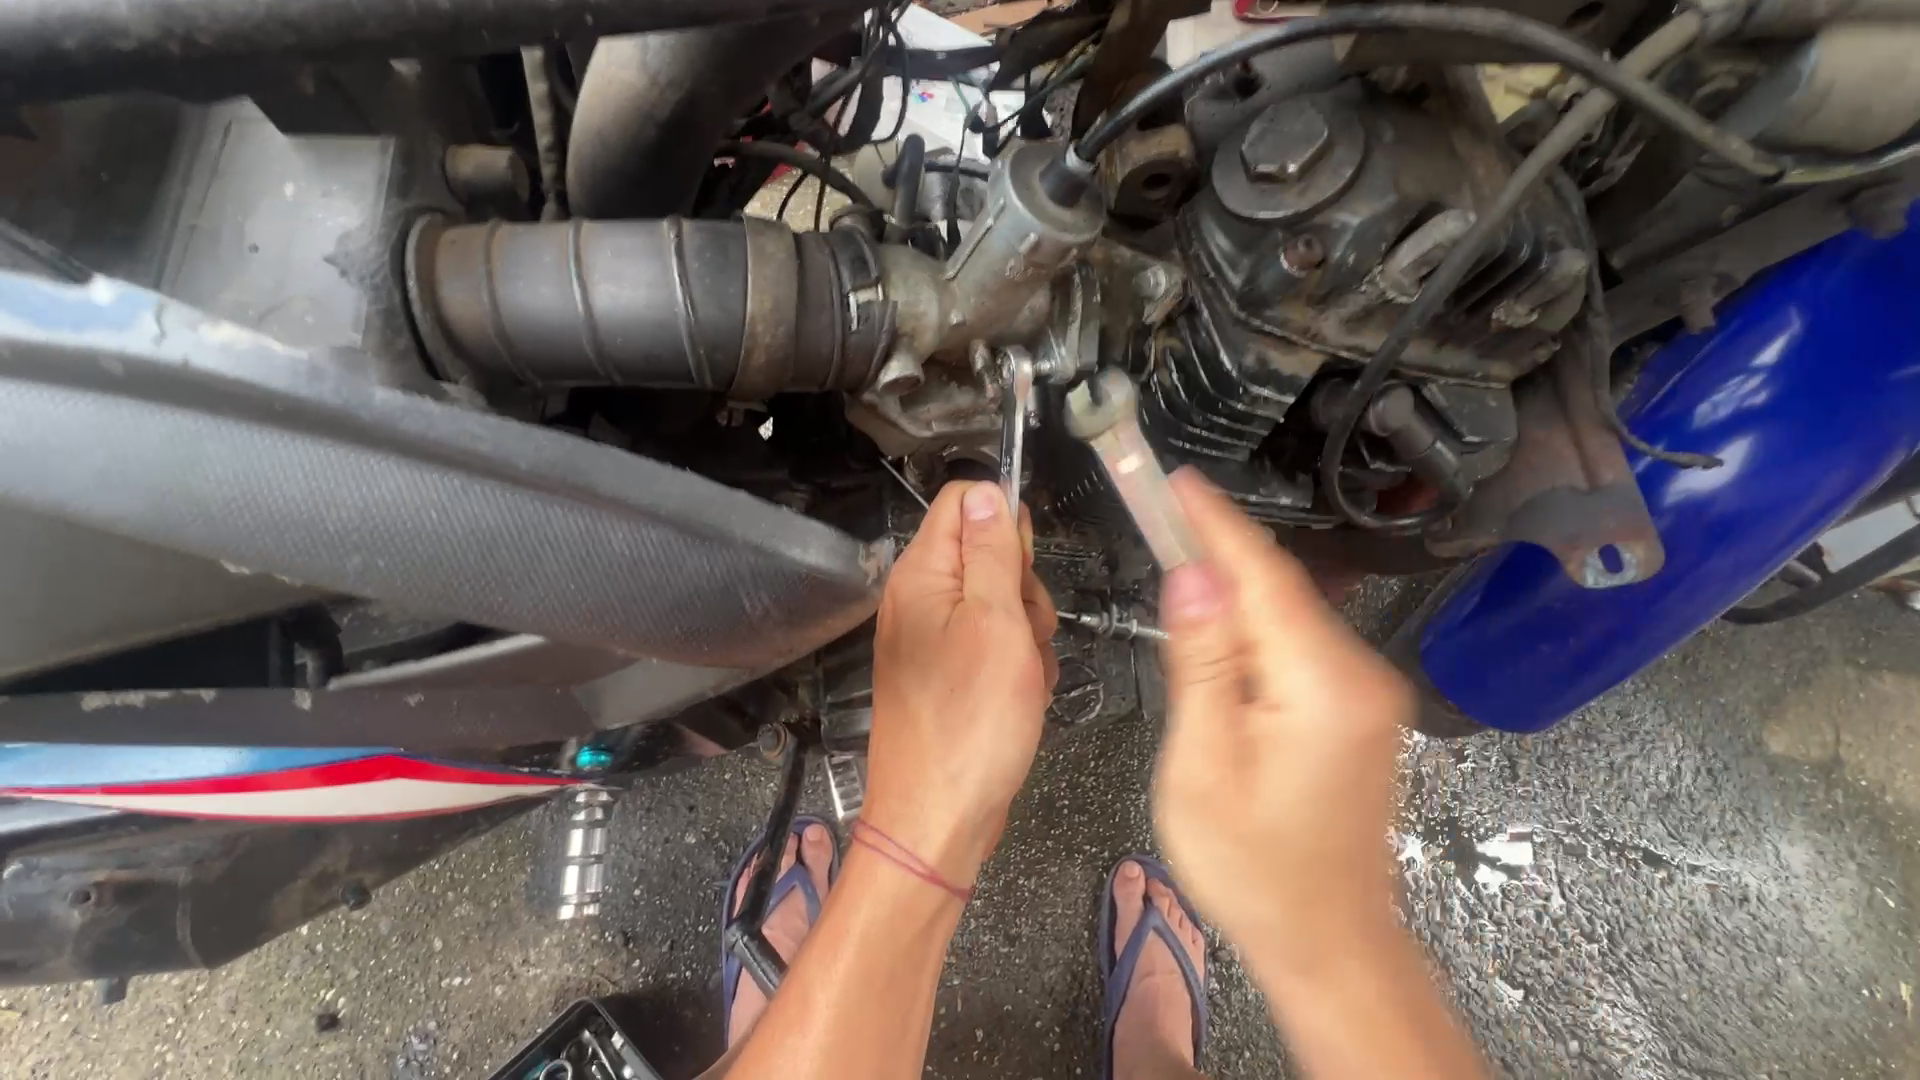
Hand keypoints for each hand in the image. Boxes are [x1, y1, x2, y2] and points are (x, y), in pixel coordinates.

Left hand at [866, 481, 1057, 884]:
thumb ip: (993, 552)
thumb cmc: (969, 727)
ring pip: (1002, 604)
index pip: (962, 502)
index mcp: (921, 576)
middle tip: (1026, 633)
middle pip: (989, 555)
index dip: (1005, 520)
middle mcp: (921, 600)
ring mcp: (935, 639)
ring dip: (1028, 635)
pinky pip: (997, 647)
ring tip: (1023, 676)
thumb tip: (986, 490)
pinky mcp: (951, 675)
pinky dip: (1017, 667)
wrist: (939, 821)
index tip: (1026, 566)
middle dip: (1023, 589)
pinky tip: (1017, 699)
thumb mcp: (995, 624)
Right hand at [1152, 468, 1413, 974]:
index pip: (1261, 576)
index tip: (1177, 481)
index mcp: (1321, 684)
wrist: (1326, 940)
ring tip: (1175, 556)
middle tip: (1161, 514)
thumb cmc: (1253, 866)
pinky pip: (1296, 643)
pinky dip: (1252, 622)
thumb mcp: (1203, 763)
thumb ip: (1200, 664)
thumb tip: (1190, 578)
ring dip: (1231, 585)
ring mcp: (1363, 691)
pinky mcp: (1353, 707)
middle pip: (1277, 589)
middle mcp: (1357, 674)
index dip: (1214, 524)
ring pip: (1286, 613)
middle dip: (1217, 549)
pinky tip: (1215, 621)